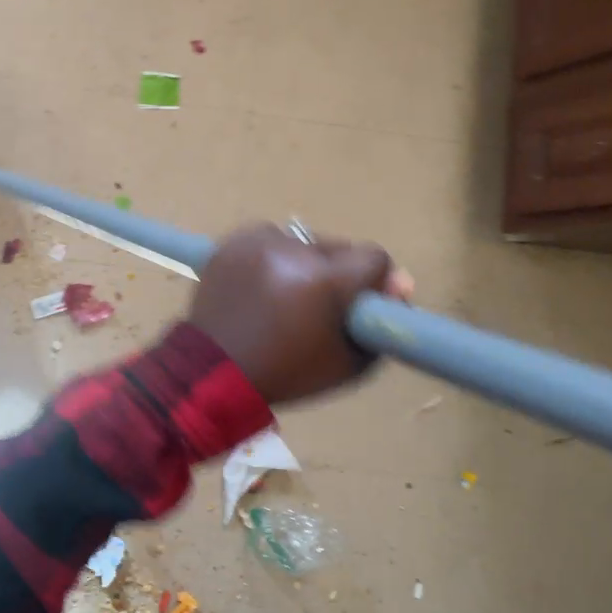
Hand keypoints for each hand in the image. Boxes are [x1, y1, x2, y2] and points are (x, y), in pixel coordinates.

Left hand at [186, 222, 412, 404]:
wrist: (213, 369)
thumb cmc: (287, 372)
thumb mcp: (351, 362)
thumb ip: (384, 322)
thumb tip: (399, 284)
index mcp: (325, 280)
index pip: (374, 257)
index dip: (372, 281)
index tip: (358, 302)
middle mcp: (292, 252)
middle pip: (337, 248)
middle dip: (337, 273)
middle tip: (317, 305)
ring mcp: (256, 244)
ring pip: (301, 243)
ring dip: (304, 263)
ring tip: (286, 296)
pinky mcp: (230, 243)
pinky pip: (267, 241)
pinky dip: (272, 258)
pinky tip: (263, 284)